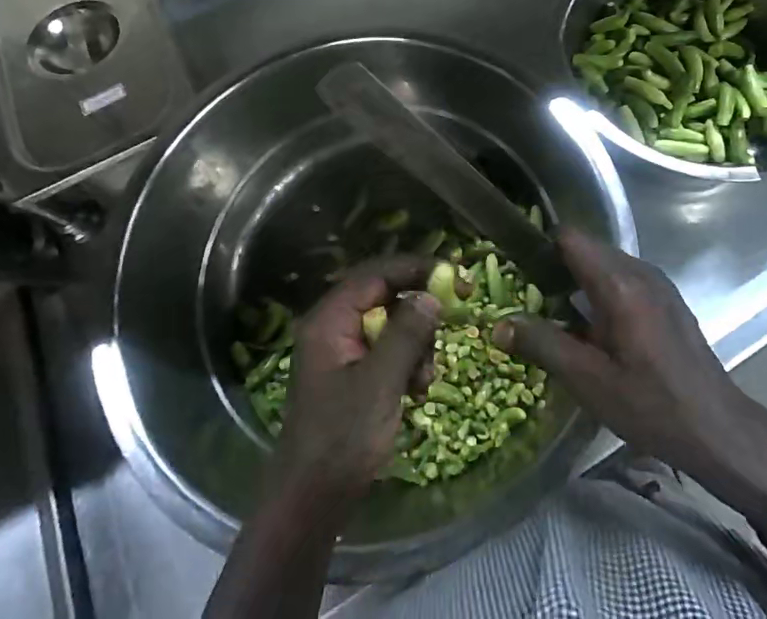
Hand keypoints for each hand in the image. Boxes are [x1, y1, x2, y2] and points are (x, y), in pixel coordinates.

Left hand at [268, 256, 441, 511]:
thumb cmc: (343, 437)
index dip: (415, 269)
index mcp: (329, 320)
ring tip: (424, 378)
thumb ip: (406, 334)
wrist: (313, 498)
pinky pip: (386, 353)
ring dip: (415, 346)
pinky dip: (406, 365)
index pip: (375, 275)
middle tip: (451, 323)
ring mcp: (341, 353)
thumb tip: (430, 296)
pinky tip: (416, 392)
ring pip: (390, 327)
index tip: (453, 274)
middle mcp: (332, 327)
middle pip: (384, 298)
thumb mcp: (381, 382)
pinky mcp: (352, 376)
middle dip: (418, 315)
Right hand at [492, 230, 766, 549]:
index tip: (513, 265)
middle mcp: (640, 271)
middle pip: (586, 249)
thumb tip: (498, 325)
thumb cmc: (652, 406)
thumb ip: (542, 344)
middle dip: (553, 265)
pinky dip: (598, 291)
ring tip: (548, 310)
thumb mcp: (588, 380)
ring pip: (604, 264)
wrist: (720, 432)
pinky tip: (587, 326)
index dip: (539, 245)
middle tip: (524, 294)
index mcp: (620, 283)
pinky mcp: (666, 301)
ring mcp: (658, 284)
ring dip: (575, 280)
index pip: (570, 238)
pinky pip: (622, 280)